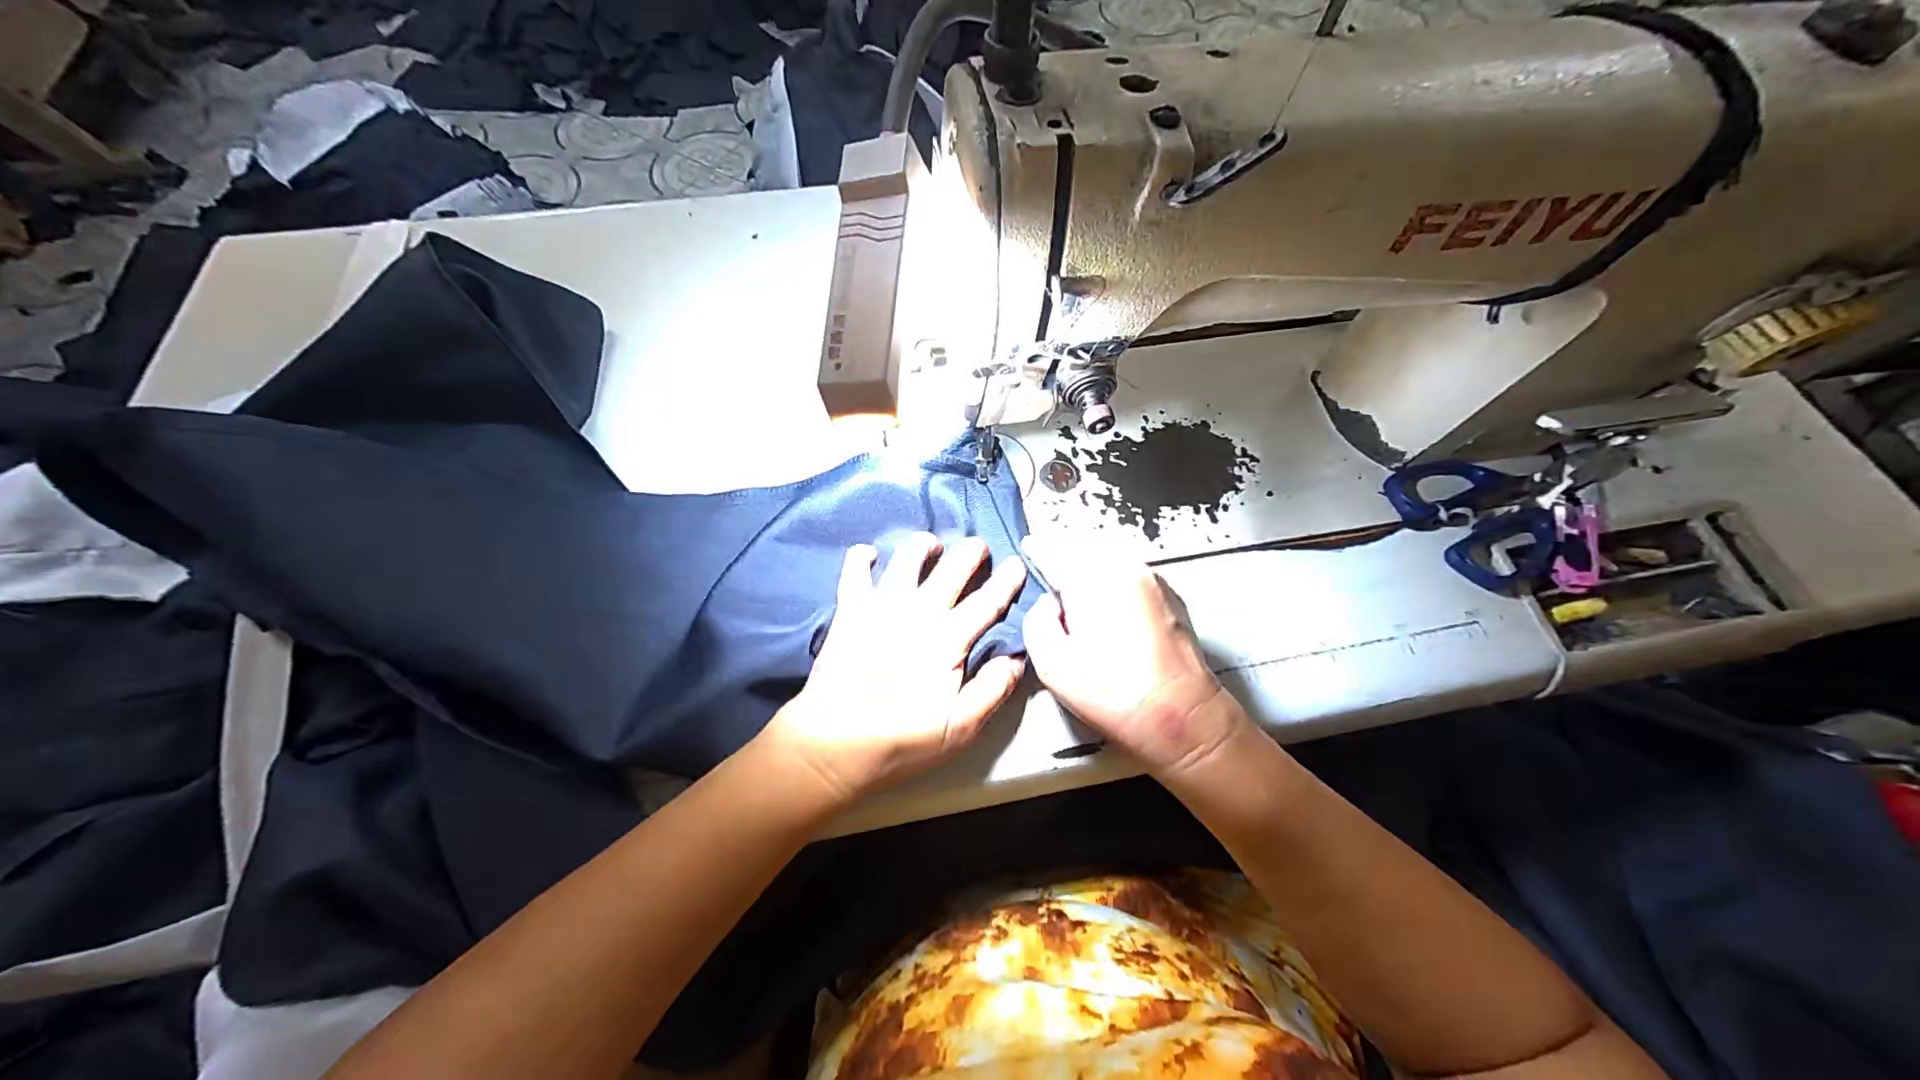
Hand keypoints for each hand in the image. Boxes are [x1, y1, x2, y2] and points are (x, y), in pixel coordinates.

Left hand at [760, 533, 1028, 804]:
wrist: (833, 741)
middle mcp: (919, 612)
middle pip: (952, 568)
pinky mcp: (850, 610)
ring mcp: (882, 606)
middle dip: (971, 552)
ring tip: (931, 545)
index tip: (1017, 565)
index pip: (988, 601)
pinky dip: (863, 557)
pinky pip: (855, 571)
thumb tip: (1017, 659)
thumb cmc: (900, 739)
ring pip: (907, 558)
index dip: (1006, 581)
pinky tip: (870, 554)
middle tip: (978, 547)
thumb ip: (992, 689)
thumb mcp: (960, 728)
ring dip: (923, 546)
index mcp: (950, 639)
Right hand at [1019, 534, 1246, 775]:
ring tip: (1082, 613)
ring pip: (1108, 562)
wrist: (1182, 715)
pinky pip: (1130, 579)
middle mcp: (1126, 566)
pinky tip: (1111, 622)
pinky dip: (1115, 589)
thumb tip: (1046, 605)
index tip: (1027, 557)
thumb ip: (1036, 621)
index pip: (1051, 548)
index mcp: (1094, 576)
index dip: (1035, 554)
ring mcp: (1153, 578)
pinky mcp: (1170, 595)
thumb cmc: (1117, 694)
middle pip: (1081, 551)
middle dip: (1064, 567)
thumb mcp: (1052, 664)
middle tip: (1054, 598)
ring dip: (1091, 578)